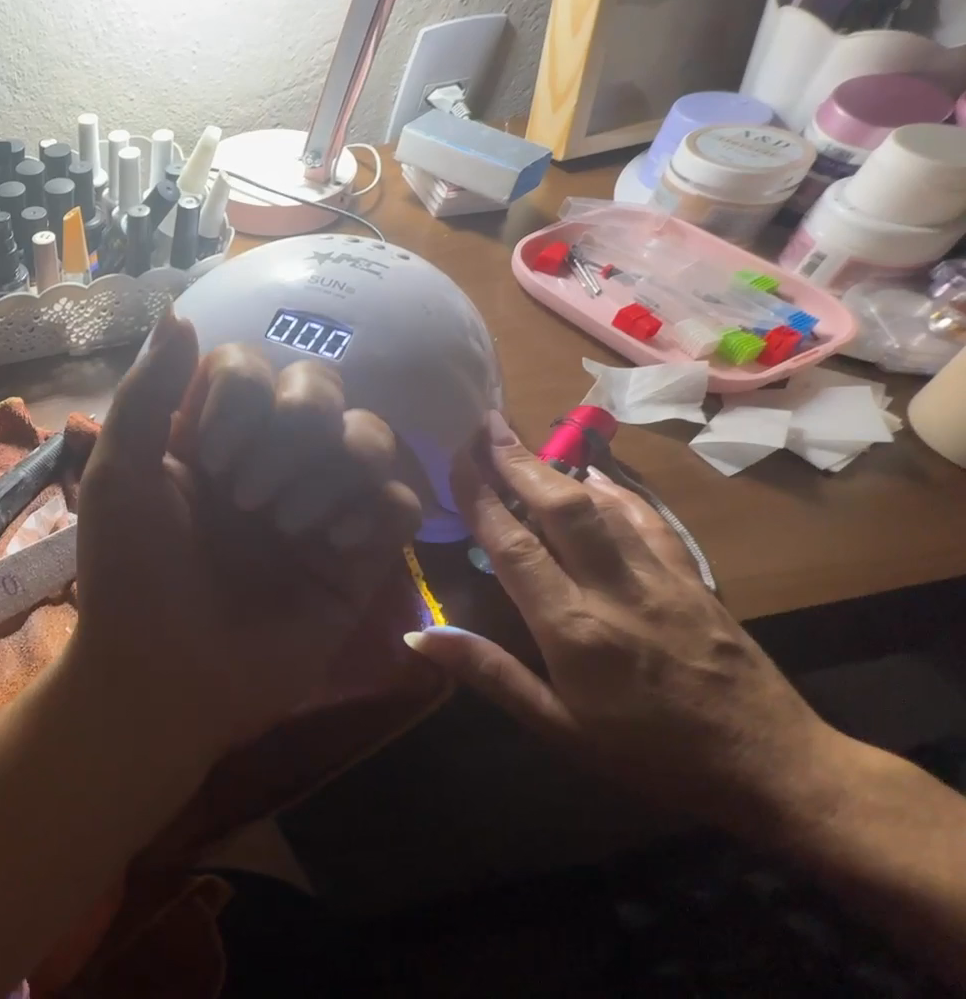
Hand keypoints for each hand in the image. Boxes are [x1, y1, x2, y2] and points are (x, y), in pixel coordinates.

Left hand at [69, 312, 420, 757]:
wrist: (165, 675)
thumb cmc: (130, 574)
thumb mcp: (119, 477)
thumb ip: (147, 392)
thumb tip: (182, 310)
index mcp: (207, 434)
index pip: (250, 363)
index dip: (243, 393)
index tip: (209, 455)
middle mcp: (264, 457)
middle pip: (317, 386)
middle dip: (288, 434)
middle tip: (246, 499)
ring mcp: (313, 502)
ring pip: (368, 431)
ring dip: (329, 470)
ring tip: (290, 527)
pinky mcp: (354, 553)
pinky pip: (400, 496)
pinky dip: (376, 508)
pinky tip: (335, 545)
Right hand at [405, 411, 840, 832]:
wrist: (773, 769)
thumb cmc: (649, 754)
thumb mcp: (557, 728)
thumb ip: (489, 673)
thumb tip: (418, 632)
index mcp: (573, 628)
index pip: (514, 546)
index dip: (480, 497)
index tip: (456, 458)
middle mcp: (616, 590)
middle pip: (562, 508)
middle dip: (519, 461)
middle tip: (485, 423)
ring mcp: (662, 580)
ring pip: (605, 507)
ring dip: (559, 469)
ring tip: (525, 442)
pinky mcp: (695, 581)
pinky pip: (648, 523)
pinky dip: (616, 493)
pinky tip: (596, 480)